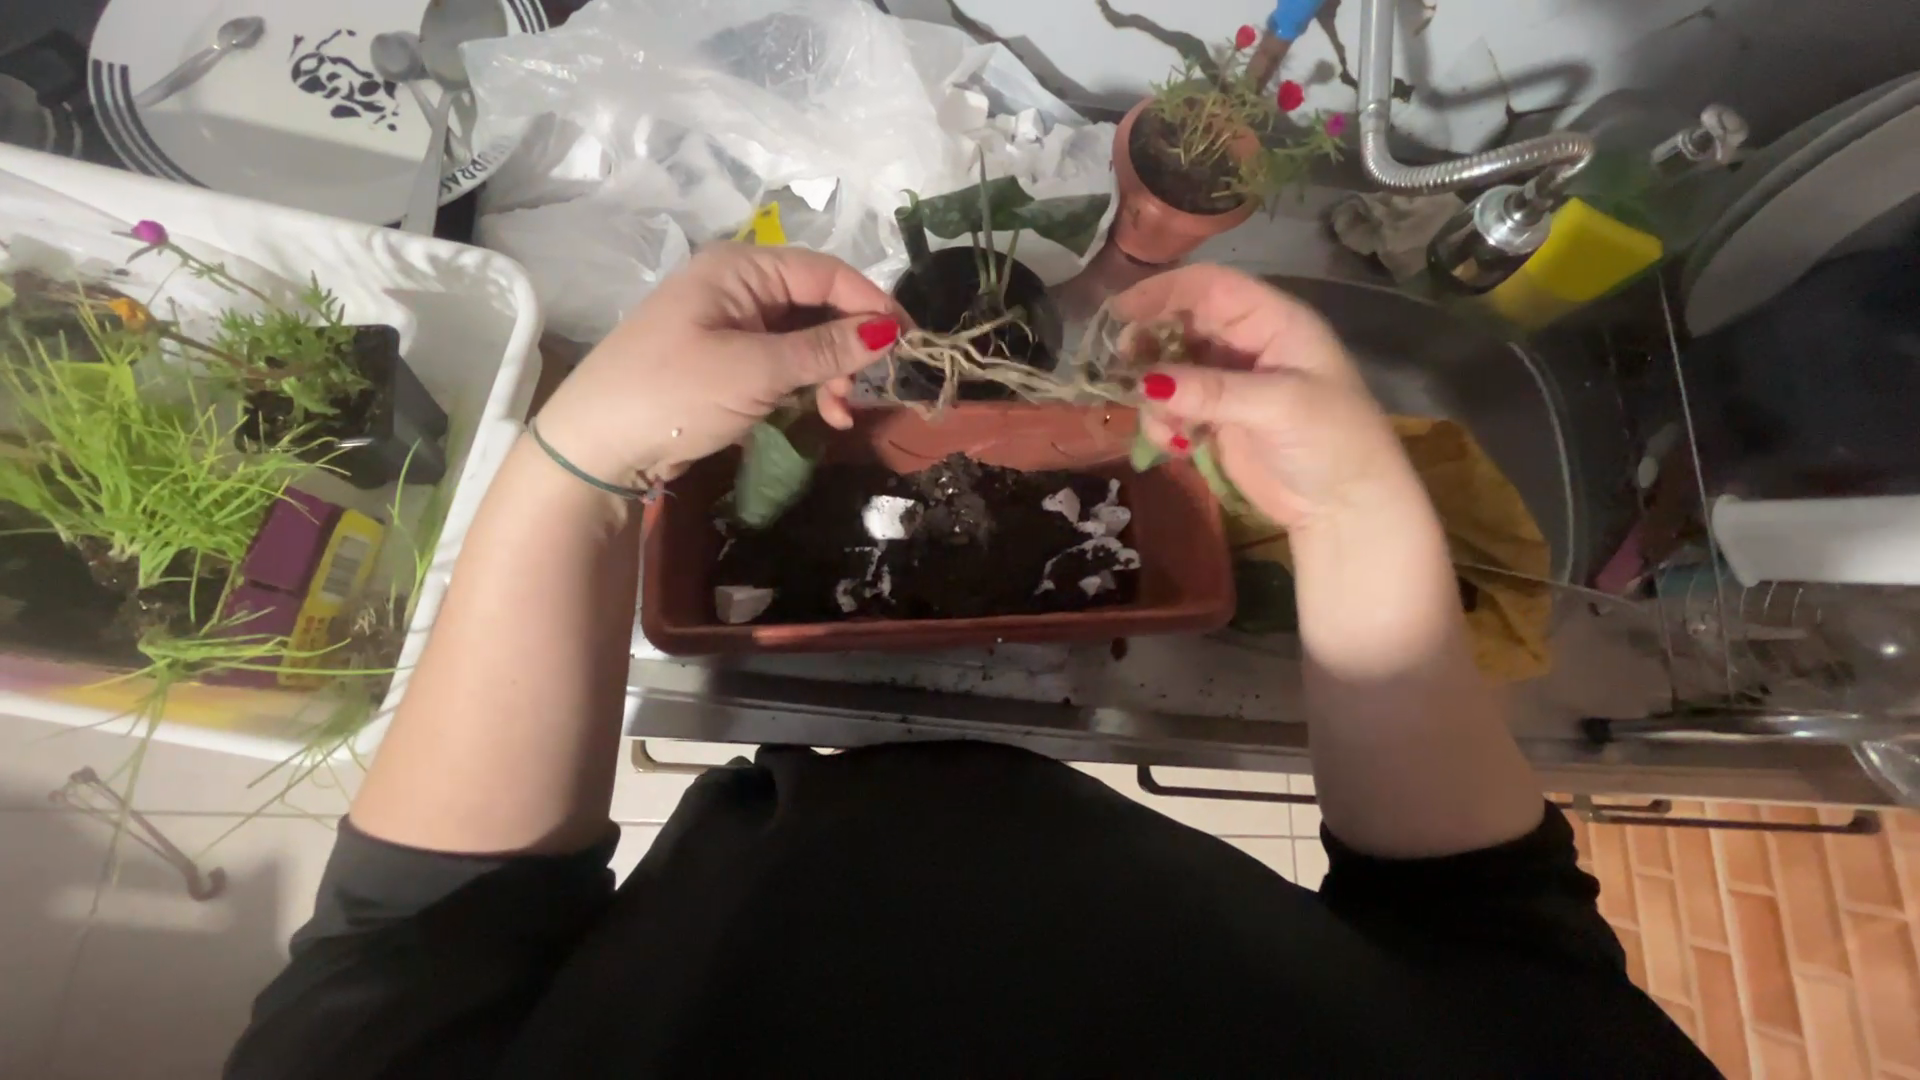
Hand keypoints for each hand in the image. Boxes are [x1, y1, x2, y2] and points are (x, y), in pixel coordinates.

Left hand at [534, 243, 906, 487]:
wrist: (599, 446)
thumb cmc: (674, 393)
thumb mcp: (756, 369)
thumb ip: (825, 349)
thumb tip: (889, 330)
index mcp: (741, 269)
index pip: (825, 272)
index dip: (871, 302)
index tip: (908, 339)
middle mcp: (741, 289)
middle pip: (819, 306)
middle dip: (850, 346)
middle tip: (866, 387)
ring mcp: (735, 327)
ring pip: (807, 340)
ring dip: (832, 374)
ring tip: (840, 412)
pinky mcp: (732, 364)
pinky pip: (787, 366)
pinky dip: (809, 388)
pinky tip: (823, 416)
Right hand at [1113, 265, 1416, 531]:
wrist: (1345, 508)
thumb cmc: (1332, 443)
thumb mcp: (1277, 407)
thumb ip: (1212, 390)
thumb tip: (1144, 382)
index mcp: (1272, 322)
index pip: (1209, 287)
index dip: (1162, 291)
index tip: (1118, 312)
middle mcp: (1245, 345)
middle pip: (1180, 324)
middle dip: (1148, 345)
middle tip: (1120, 371)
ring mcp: (1227, 384)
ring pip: (1168, 369)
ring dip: (1153, 395)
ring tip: (1165, 425)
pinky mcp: (1214, 421)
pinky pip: (1171, 409)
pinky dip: (1162, 423)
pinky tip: (1177, 446)